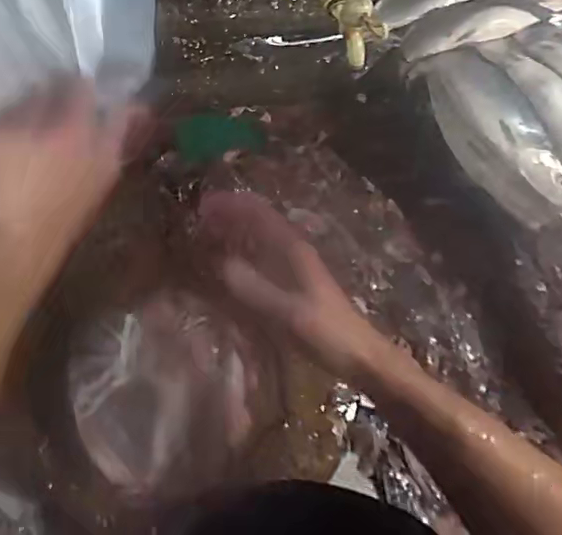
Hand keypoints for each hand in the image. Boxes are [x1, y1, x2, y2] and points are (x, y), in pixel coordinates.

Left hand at [0, 81, 133, 284]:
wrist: (27, 232)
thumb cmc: (76, 202)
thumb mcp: (108, 167)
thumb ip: (121, 127)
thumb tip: (138, 102)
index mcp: (73, 127)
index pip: (80, 85)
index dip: (85, 90)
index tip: (87, 100)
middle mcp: (39, 119)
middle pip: (52, 86)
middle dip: (59, 96)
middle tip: (62, 117)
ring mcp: (9, 125)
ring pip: (28, 99)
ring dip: (36, 109)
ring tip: (39, 133)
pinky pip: (7, 115)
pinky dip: (15, 124)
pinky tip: (20, 145)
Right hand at [198, 190, 393, 379]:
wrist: (363, 357)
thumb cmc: (327, 332)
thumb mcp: (288, 313)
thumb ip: (254, 288)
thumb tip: (220, 263)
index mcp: (292, 246)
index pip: (257, 210)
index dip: (229, 203)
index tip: (202, 206)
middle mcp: (292, 248)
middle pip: (256, 218)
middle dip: (228, 214)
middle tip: (198, 222)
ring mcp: (294, 264)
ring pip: (258, 236)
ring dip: (234, 231)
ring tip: (206, 238)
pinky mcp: (293, 282)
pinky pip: (261, 256)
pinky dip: (242, 252)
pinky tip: (228, 265)